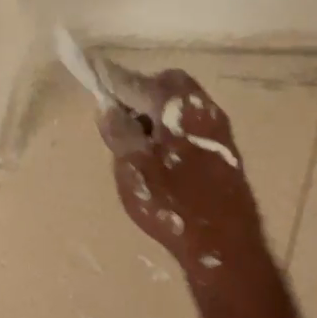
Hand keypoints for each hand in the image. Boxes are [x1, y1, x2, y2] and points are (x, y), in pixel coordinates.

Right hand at [94, 67, 269, 284]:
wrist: (222, 241)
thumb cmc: (170, 203)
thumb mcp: (131, 168)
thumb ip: (118, 133)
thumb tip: (106, 107)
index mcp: (178, 109)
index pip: (139, 82)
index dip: (114, 81)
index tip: (94, 77)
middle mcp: (203, 111)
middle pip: (168, 87)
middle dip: (140, 95)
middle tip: (117, 119)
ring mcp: (217, 130)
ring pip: (180, 107)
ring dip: (155, 115)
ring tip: (134, 143)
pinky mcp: (222, 151)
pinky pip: (189, 127)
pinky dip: (169, 131)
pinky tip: (158, 158)